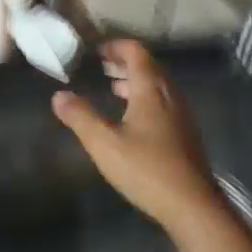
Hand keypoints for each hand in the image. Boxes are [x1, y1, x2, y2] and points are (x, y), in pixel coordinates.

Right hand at [51, 39, 224, 229]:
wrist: (194, 205)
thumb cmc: (147, 169)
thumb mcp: (105, 144)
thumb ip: (81, 117)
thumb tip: (58, 95)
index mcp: (151, 87)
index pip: (135, 50)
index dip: (116, 46)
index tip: (96, 52)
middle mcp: (169, 92)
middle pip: (148, 65)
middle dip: (124, 62)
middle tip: (102, 68)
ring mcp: (182, 112)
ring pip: (157, 84)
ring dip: (136, 80)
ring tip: (114, 89)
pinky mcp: (187, 132)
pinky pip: (164, 100)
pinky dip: (146, 97)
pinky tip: (134, 120)